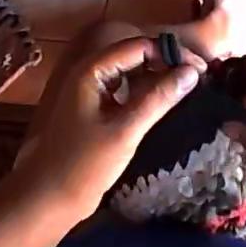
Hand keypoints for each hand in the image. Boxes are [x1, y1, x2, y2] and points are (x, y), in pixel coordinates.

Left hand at [12, 37, 204, 215]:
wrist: (45, 201)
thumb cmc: (82, 165)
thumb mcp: (125, 131)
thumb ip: (159, 98)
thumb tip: (193, 72)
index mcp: (93, 69)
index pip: (140, 45)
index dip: (172, 52)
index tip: (200, 69)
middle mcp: (91, 72)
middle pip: (136, 54)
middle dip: (168, 61)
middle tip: (198, 77)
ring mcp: (92, 90)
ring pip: (133, 71)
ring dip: (159, 75)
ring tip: (187, 87)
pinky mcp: (96, 107)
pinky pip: (127, 88)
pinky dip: (147, 91)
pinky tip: (165, 101)